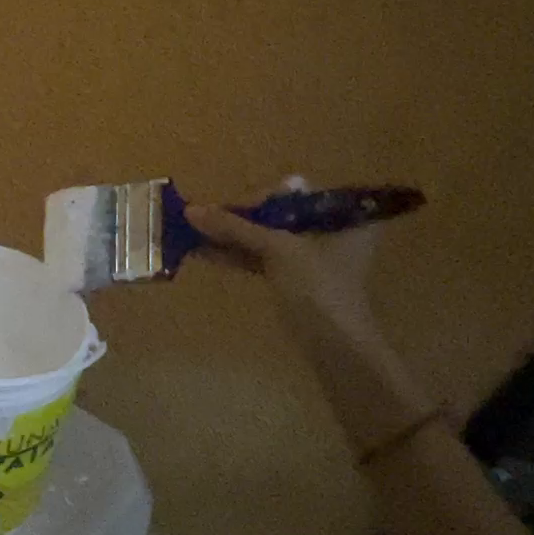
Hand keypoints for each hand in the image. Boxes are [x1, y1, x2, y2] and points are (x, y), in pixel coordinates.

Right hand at [185, 203, 381, 347]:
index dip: (262, 198)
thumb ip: (236, 227)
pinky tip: (202, 251)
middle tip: (206, 220)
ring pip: (263, 237)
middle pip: (275, 214)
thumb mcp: (277, 249)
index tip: (232, 209)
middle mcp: (329, 230)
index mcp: (343, 216)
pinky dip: (234, 254)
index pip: (296, 193)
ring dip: (230, 236)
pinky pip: (259, 257)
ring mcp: (309, 255)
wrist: (332, 341)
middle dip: (239, 218)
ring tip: (194, 233)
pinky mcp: (291, 276)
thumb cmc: (318, 287)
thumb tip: (190, 209)